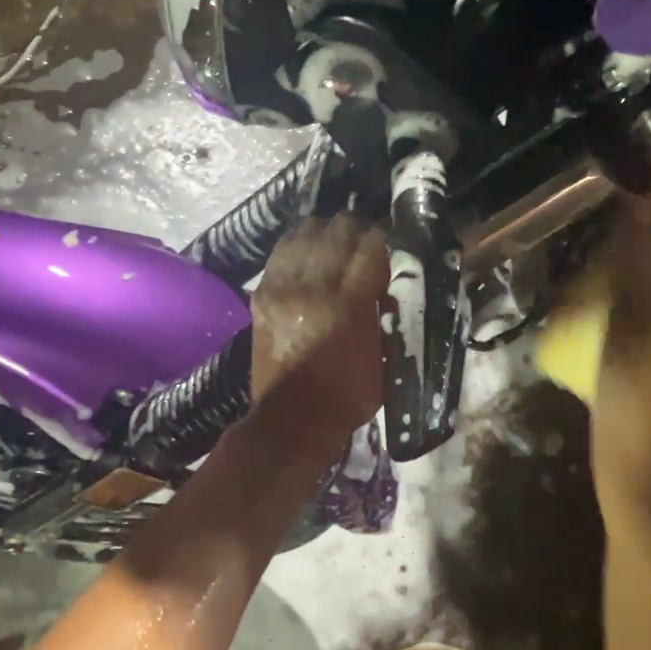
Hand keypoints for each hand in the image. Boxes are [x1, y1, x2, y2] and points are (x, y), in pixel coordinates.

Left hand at [248, 215, 388, 454]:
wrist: (293, 420)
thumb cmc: (348, 396)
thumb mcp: (383, 358)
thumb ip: (383, 317)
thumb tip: (385, 291)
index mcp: (352, 305)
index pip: (370, 249)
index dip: (381, 238)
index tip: (387, 239)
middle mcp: (317, 288)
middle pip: (336, 232)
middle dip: (354, 229)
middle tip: (362, 237)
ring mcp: (285, 289)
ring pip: (304, 235)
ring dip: (323, 231)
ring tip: (333, 236)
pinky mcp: (263, 296)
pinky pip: (279, 255)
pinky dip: (295, 245)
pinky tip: (305, 247)